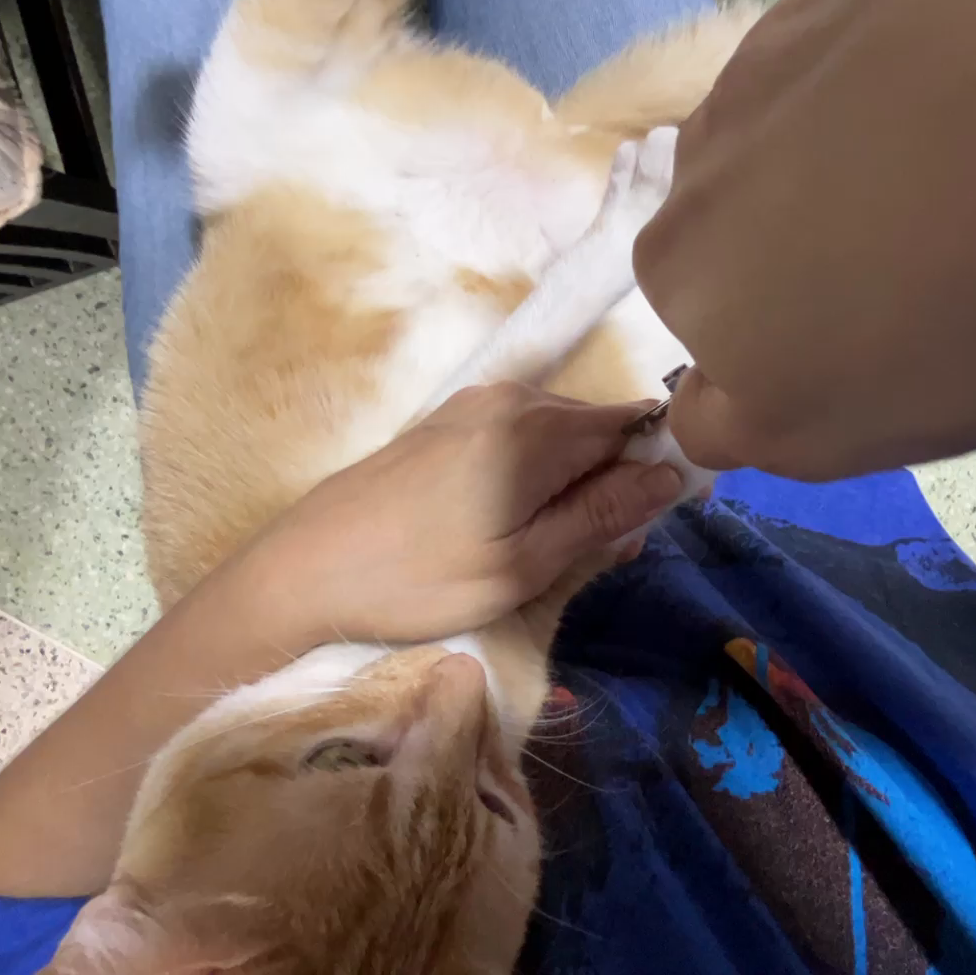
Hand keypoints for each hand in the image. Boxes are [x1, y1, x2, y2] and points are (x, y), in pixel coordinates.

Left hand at [230, 383, 684, 642]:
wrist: (304, 568)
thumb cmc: (419, 578)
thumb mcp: (524, 565)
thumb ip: (602, 515)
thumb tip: (671, 476)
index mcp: (536, 428)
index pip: (634, 427)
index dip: (653, 471)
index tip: (641, 525)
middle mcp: (509, 397)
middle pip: (595, 428)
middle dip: (610, 481)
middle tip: (592, 552)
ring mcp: (471, 404)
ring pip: (556, 434)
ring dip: (570, 481)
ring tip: (546, 545)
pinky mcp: (445, 421)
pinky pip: (517, 435)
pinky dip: (533, 473)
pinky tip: (508, 520)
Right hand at [637, 0, 975, 480]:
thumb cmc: (972, 311)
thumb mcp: (832, 434)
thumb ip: (733, 426)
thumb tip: (701, 396)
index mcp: (680, 274)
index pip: (701, 333)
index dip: (773, 356)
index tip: (859, 353)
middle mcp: (697, 165)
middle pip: (736, 234)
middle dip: (796, 261)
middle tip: (914, 266)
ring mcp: (774, 60)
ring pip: (785, 144)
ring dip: (837, 168)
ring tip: (954, 172)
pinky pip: (849, 60)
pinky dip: (892, 88)